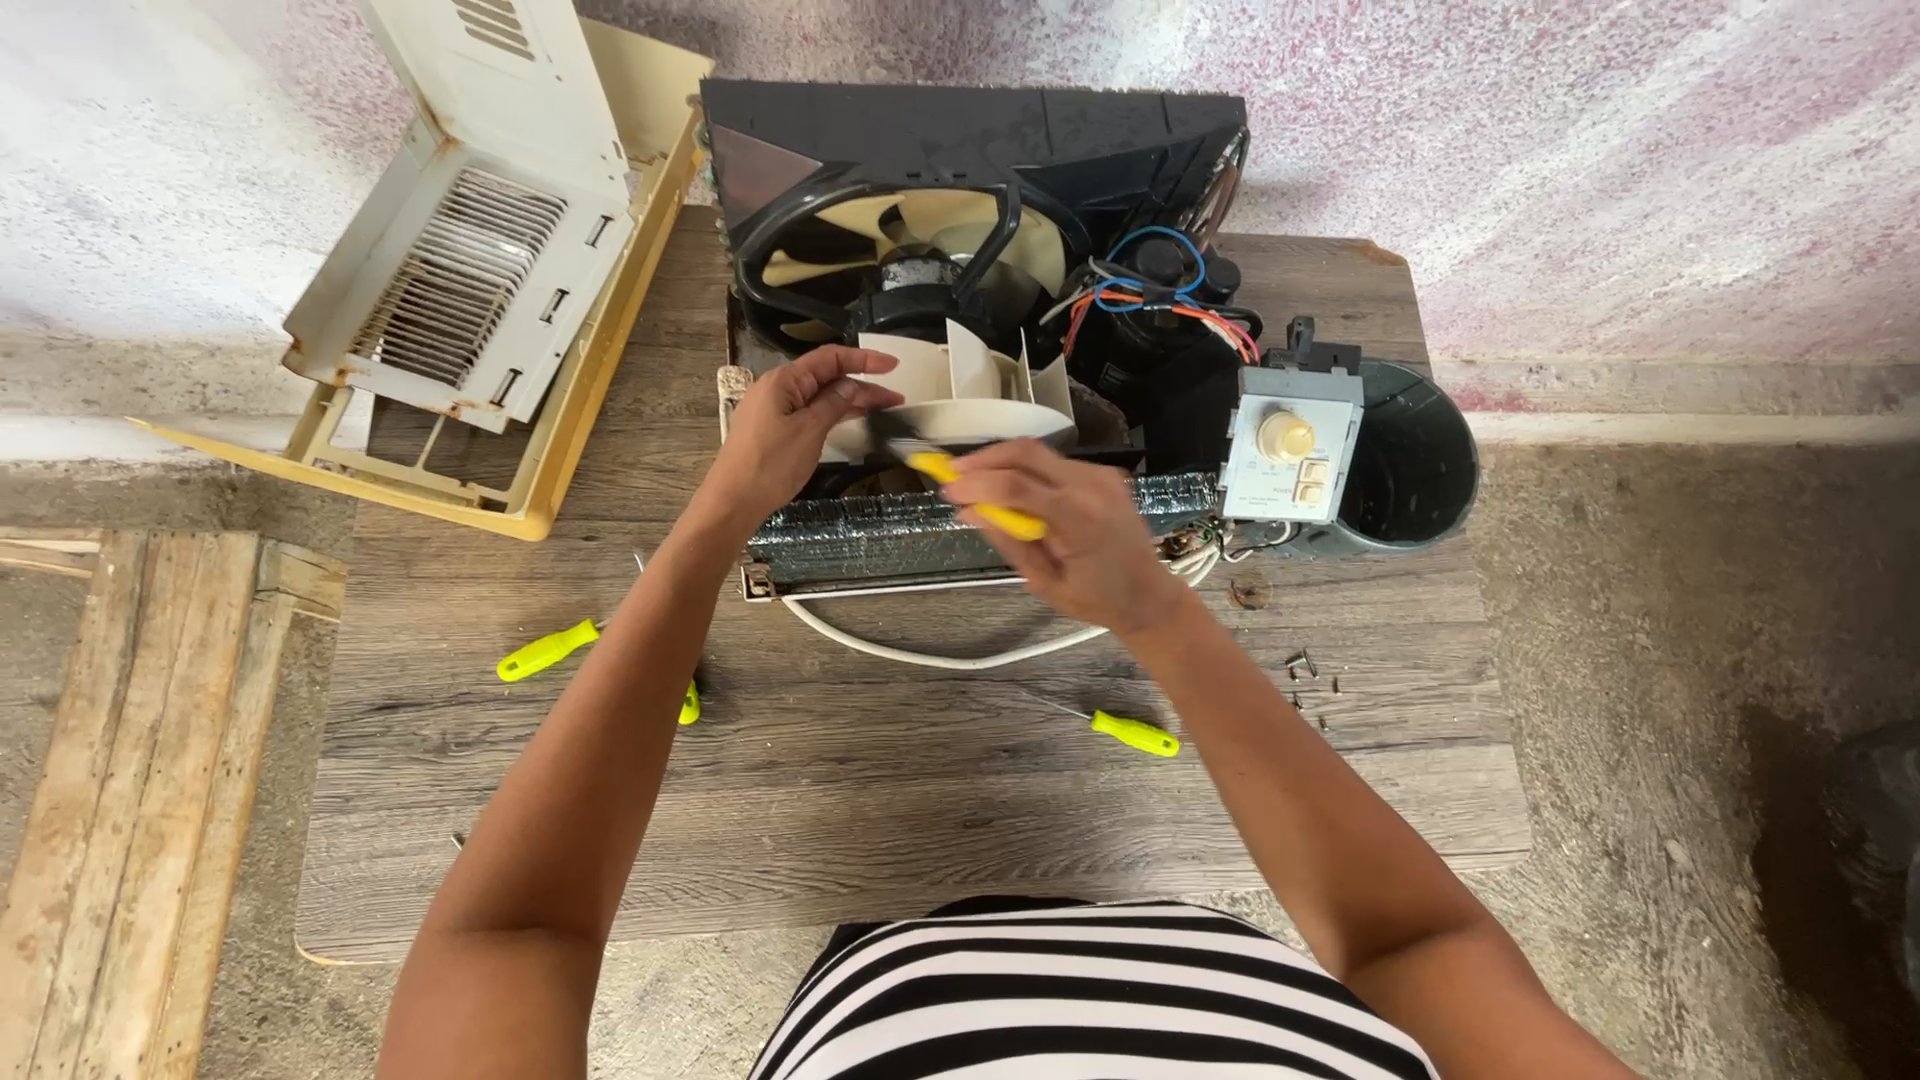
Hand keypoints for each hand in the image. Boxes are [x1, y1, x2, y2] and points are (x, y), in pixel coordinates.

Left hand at [696, 346, 903, 529]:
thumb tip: (850, 385)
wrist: (733, 502)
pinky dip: (832, 414)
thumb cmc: (770, 465)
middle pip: (826, 378)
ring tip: (883, 408)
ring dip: (850, 401)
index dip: (863, 359)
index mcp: (783, 381)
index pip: (829, 359)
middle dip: (862, 384)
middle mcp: (777, 389)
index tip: (892, 366)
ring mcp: (774, 410)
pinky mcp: (774, 430)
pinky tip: (852, 418)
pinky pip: (809, 413)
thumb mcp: (809, 431)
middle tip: (895, 398)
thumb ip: (832, 404)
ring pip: (819, 397)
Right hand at [942, 438, 1191, 637]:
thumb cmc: (1097, 599)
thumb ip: (1008, 541)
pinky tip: (1011, 488)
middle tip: (953, 474)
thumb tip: (969, 511)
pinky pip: (1054, 463)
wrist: (1149, 594)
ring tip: (974, 481)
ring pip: (1038, 452)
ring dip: (1002, 462)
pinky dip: (1026, 469)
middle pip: (1026, 452)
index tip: (948, 490)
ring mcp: (1101, 475)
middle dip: (984, 459)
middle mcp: (1092, 487)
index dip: (977, 483)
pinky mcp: (1103, 473)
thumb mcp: (1043, 582)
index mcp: (1080, 521)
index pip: (1018, 486)